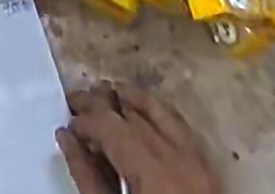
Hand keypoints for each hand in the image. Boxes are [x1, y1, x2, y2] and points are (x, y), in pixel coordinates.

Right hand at [57, 83, 220, 193]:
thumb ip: (86, 175)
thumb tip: (66, 136)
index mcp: (153, 174)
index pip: (108, 124)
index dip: (83, 121)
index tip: (70, 130)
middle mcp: (179, 160)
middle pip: (129, 112)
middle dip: (97, 104)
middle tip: (75, 105)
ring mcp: (198, 163)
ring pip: (157, 108)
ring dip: (126, 99)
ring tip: (104, 99)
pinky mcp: (208, 169)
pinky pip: (179, 124)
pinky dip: (155, 110)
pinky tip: (137, 110)